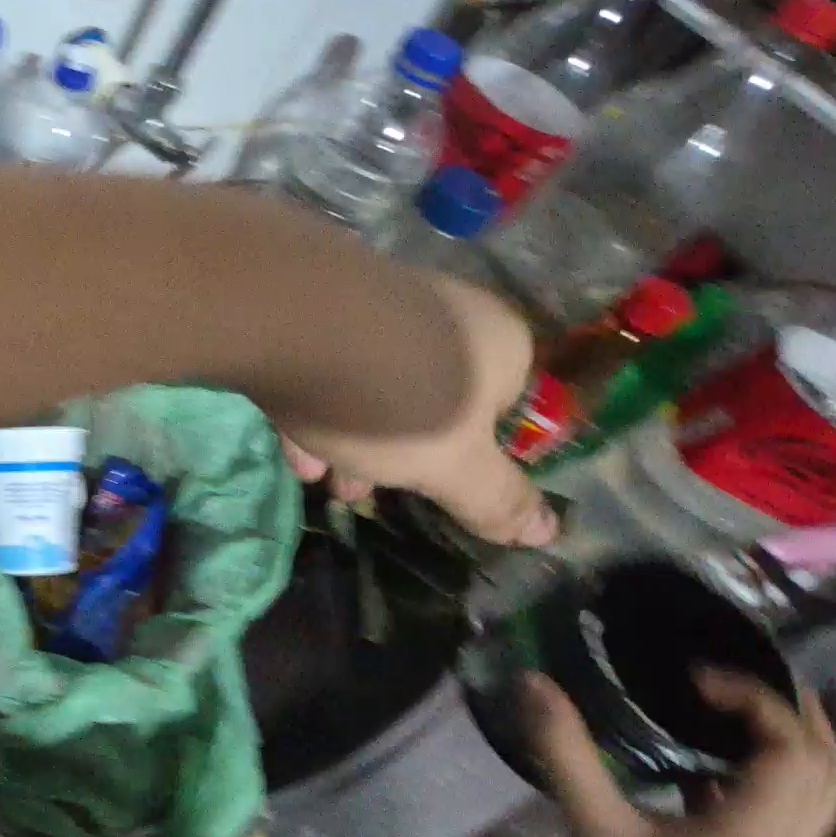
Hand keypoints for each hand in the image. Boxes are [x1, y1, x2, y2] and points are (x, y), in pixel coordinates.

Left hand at [281, 275, 557, 545]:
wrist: (289, 322)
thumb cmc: (392, 397)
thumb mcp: (452, 466)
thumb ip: (496, 498)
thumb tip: (547, 531)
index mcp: (496, 341)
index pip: (505, 401)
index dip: (475, 450)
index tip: (443, 486)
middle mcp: (437, 312)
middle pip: (426, 395)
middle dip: (396, 452)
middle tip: (365, 493)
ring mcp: (367, 305)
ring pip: (365, 385)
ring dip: (347, 438)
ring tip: (325, 484)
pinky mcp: (305, 310)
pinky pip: (316, 369)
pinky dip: (309, 412)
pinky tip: (294, 453)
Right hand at [524, 669, 835, 836]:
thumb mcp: (592, 825)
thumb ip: (566, 752)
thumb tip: (533, 680)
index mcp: (757, 831)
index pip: (794, 751)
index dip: (756, 699)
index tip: (691, 676)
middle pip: (827, 772)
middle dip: (794, 712)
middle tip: (739, 667)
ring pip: (812, 794)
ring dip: (785, 740)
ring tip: (730, 702)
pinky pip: (780, 810)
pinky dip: (760, 771)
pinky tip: (704, 760)